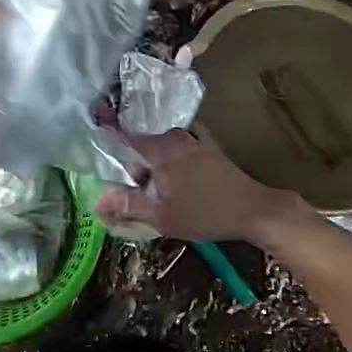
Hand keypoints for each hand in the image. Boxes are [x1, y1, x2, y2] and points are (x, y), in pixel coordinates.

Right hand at [93, 129, 307, 243]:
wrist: (254, 210)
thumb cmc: (206, 214)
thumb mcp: (162, 216)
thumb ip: (129, 205)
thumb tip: (97, 200)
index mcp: (162, 150)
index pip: (128, 135)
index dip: (111, 135)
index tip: (99, 134)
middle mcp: (178, 138)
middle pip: (146, 142)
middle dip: (136, 161)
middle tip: (134, 187)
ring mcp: (198, 141)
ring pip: (165, 144)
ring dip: (156, 159)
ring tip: (153, 185)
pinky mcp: (211, 150)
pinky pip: (183, 146)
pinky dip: (174, 156)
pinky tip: (176, 178)